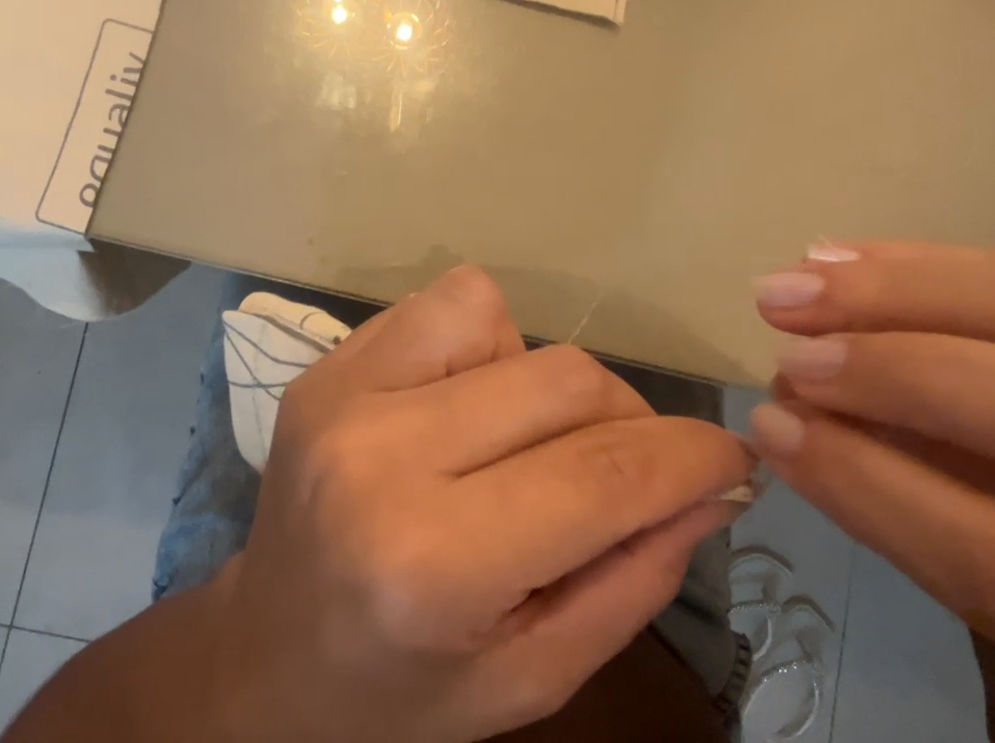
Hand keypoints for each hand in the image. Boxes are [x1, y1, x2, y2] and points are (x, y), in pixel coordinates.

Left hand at [203, 266, 753, 742]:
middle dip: (631, 422)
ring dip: (546, 379)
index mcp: (432, 561)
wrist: (265, 657)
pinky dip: (485, 343)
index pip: (603, 474)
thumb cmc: (401, 689)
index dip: (692, 457)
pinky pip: (446, 304)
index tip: (729, 461)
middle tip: (630, 469)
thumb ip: (635, 578)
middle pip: (566, 382)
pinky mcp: (326, 365)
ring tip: (524, 441)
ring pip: (504, 319)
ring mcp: (341, 395)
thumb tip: (713, 483)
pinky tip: (467, 407)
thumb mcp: (535, 675)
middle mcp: (379, 456)